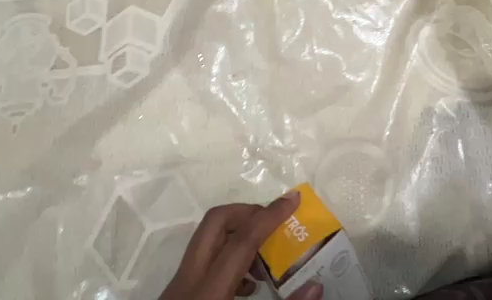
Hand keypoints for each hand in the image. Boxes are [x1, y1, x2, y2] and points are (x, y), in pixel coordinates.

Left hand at [157, 191, 321, 299]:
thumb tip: (316, 286)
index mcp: (207, 294)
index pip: (242, 239)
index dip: (270, 216)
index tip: (294, 200)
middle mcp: (187, 284)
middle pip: (216, 223)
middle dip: (249, 215)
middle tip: (276, 227)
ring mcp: (175, 292)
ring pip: (207, 241)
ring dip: (238, 239)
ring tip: (265, 265)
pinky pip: (201, 264)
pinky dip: (226, 260)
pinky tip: (245, 290)